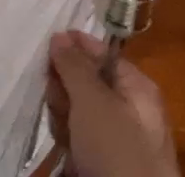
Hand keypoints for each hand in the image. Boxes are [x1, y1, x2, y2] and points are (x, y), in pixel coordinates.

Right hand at [46, 31, 179, 176]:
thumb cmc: (117, 149)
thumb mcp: (94, 102)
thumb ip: (75, 65)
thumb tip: (60, 35)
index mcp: (135, 86)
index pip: (97, 49)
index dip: (71, 49)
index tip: (48, 57)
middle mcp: (126, 104)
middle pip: (80, 77)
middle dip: (63, 88)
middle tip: (62, 103)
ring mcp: (112, 129)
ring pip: (71, 103)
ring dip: (61, 113)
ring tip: (67, 132)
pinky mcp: (98, 150)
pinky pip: (72, 127)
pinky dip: (65, 133)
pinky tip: (68, 146)